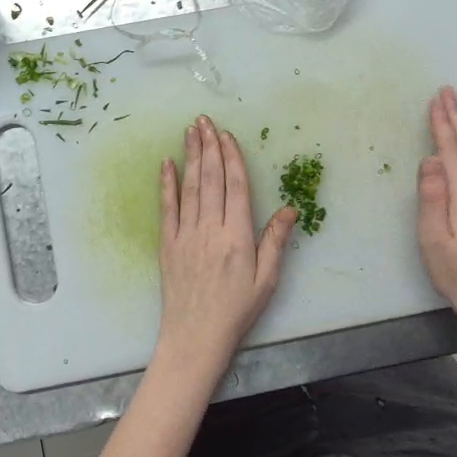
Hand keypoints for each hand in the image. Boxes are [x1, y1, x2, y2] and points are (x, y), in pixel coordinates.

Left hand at [156, 116, 297, 371]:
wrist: (196, 337)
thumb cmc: (237, 310)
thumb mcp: (267, 280)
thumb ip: (275, 241)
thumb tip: (290, 208)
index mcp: (238, 236)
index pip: (236, 186)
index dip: (232, 157)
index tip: (228, 135)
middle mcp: (210, 229)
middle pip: (211, 178)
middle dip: (209, 146)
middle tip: (205, 120)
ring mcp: (186, 235)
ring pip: (189, 187)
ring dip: (190, 156)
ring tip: (190, 131)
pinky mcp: (168, 244)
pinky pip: (167, 208)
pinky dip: (167, 184)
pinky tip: (167, 164)